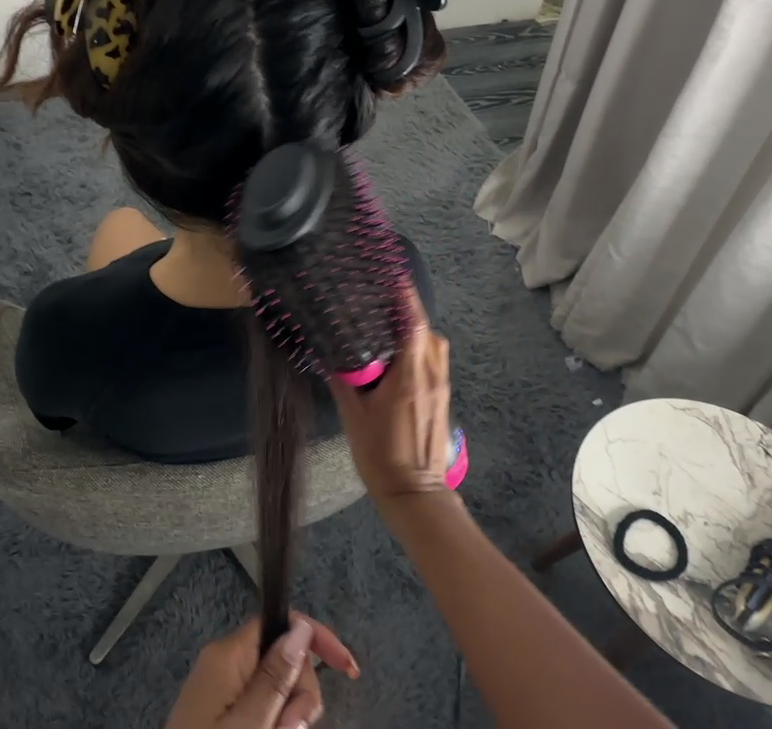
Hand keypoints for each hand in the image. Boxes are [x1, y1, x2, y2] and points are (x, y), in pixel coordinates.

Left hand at [165, 614, 357, 728]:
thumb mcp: (249, 722)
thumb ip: (275, 677)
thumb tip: (302, 626)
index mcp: (229, 654)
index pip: (280, 621)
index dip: (316, 638)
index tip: (347, 669)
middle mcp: (227, 662)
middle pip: (285, 659)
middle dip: (301, 694)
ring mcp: (225, 687)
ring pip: (279, 688)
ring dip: (290, 715)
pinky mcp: (225, 710)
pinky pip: (264, 706)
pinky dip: (276, 722)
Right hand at [328, 291, 453, 502]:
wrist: (415, 494)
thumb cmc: (381, 455)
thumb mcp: (353, 418)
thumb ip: (342, 383)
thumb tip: (329, 358)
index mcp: (409, 377)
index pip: (414, 325)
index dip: (407, 299)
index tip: (395, 278)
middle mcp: (431, 377)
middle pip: (427, 333)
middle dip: (409, 315)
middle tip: (384, 307)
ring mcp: (441, 389)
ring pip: (434, 348)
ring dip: (416, 335)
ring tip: (389, 334)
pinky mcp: (442, 401)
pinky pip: (435, 364)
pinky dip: (420, 353)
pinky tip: (398, 362)